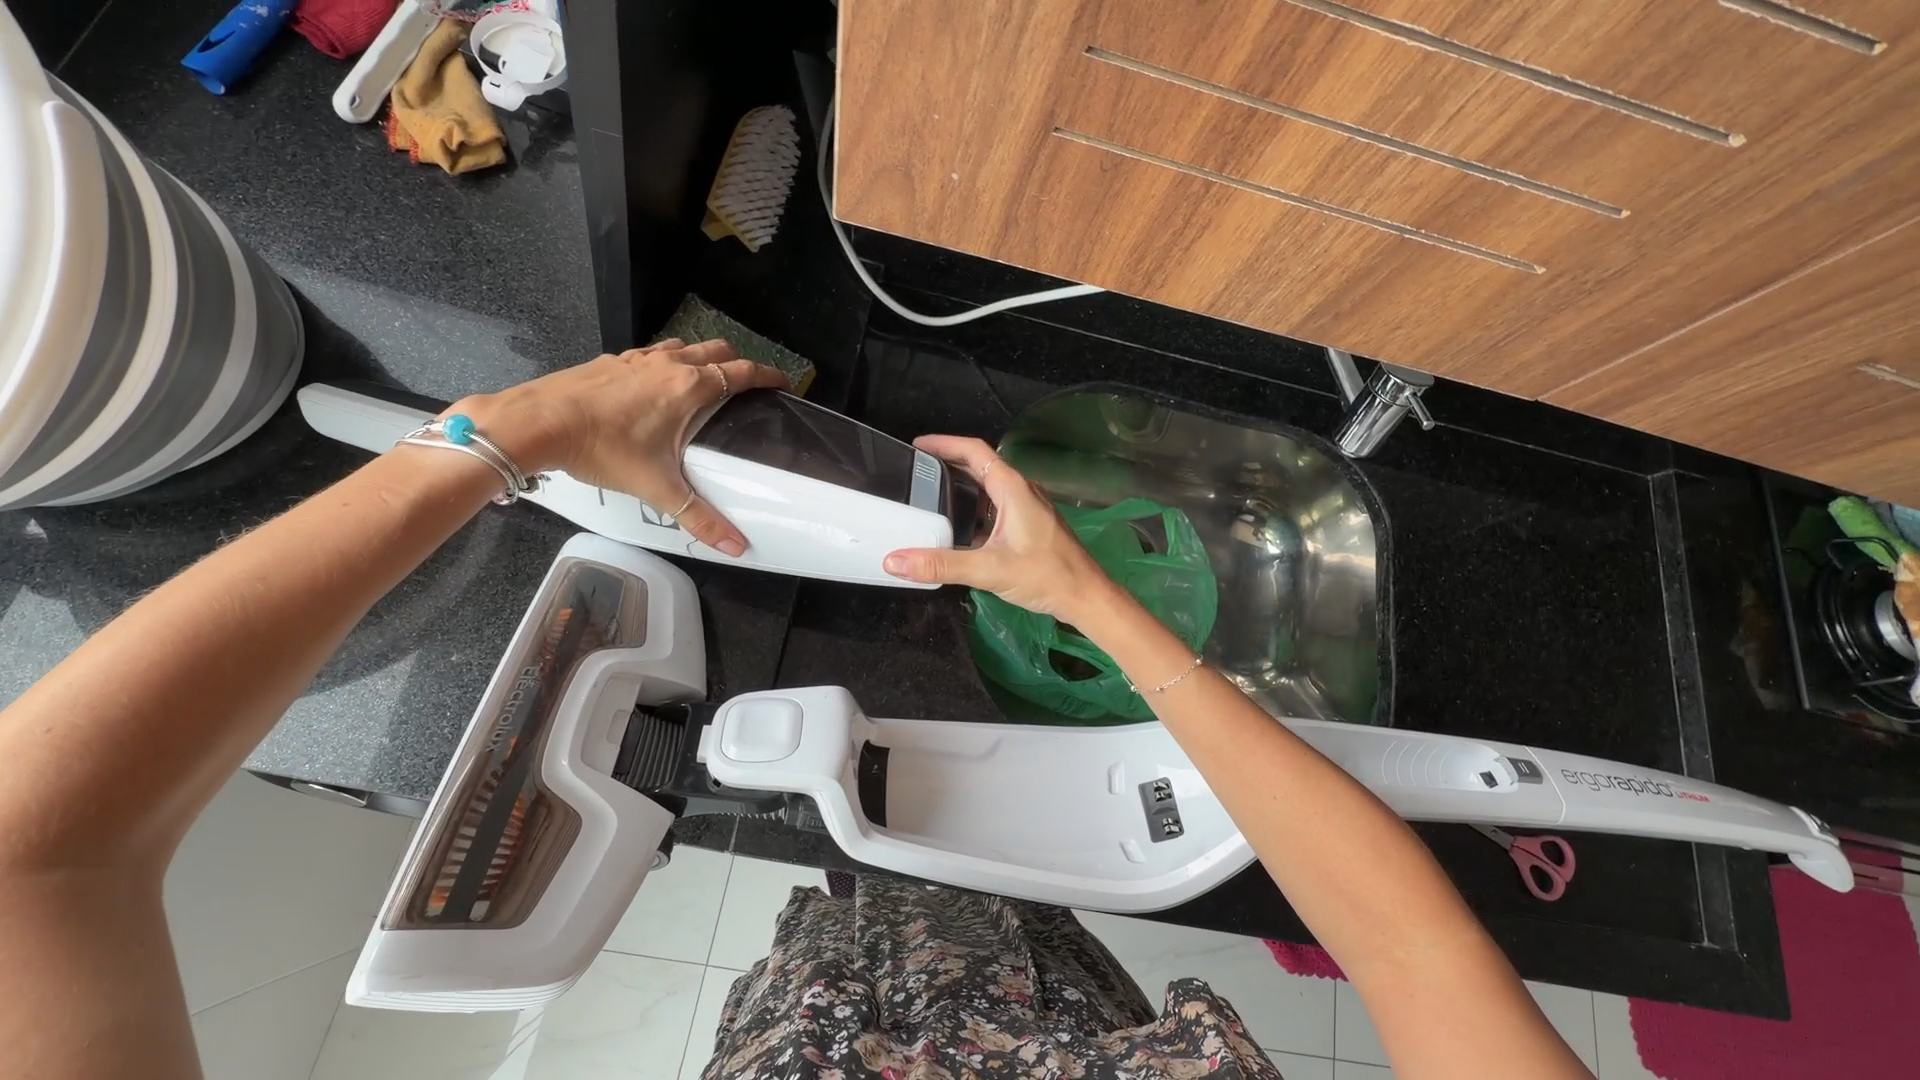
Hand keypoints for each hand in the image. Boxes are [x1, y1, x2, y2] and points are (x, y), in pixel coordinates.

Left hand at [455, 339, 787, 555]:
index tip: (782, 382)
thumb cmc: (602, 449)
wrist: (537, 422)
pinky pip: (651, 353)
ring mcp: (637, 359)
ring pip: (683, 346)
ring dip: (702, 357)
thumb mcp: (657, 488)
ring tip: (706, 381)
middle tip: (747, 385)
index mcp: (689, 388)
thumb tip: (736, 547)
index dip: (768, 375)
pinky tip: (654, 385)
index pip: (742, 372)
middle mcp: (668, 365)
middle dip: (738, 363)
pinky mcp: (610, 362)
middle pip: (717, 350)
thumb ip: (699, 517)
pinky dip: (666, 362)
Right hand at [883, 436, 1121, 622]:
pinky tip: (959, 531)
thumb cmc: (1046, 575)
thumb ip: (941, 564)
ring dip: (962, 489)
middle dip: (948, 464)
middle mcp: (1021, 491)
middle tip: (917, 471)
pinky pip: (996, 508)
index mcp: (1012, 488)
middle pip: (980, 466)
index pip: (974, 451)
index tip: (917, 445)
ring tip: (931, 497)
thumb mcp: (988, 569)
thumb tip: (895, 561)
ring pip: (989, 489)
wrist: (1086, 596)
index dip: (944, 443)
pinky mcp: (1030, 526)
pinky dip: (975, 511)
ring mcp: (1028, 508)